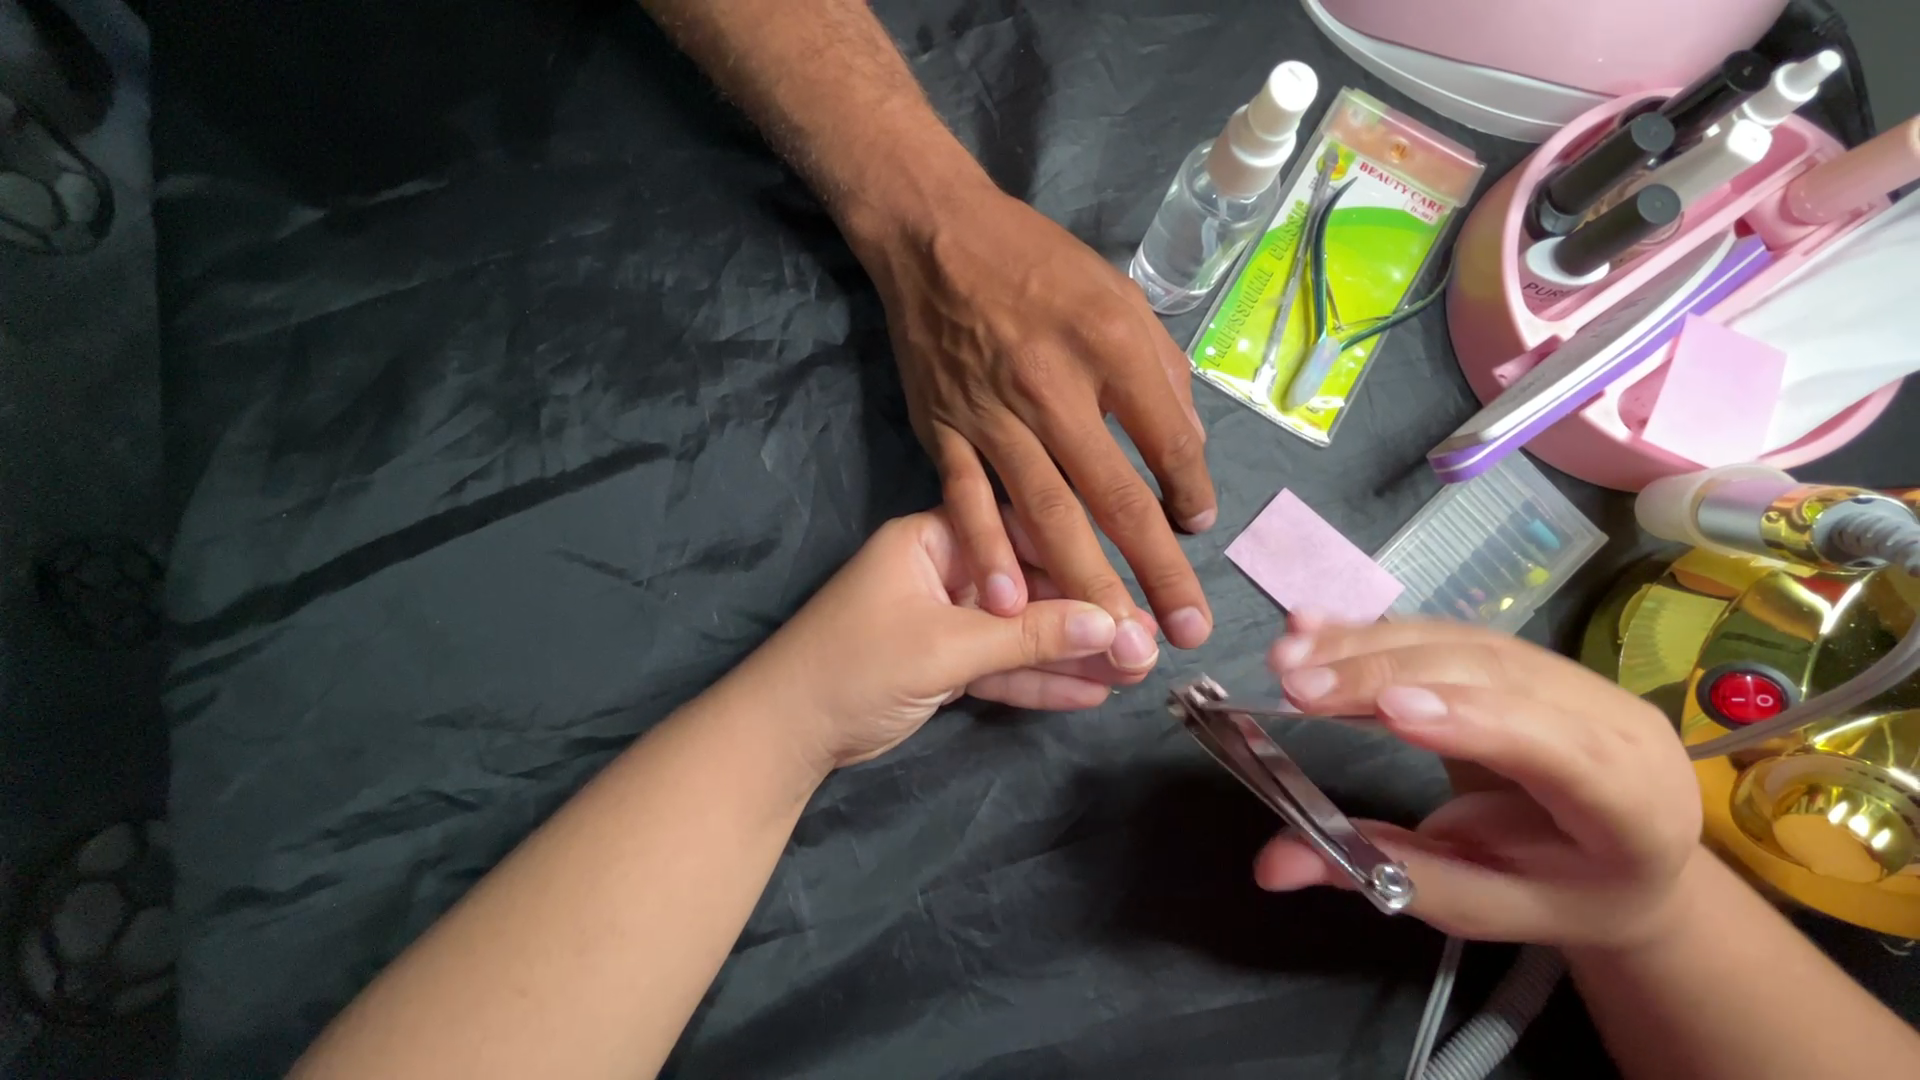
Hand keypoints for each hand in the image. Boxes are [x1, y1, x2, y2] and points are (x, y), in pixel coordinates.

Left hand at [737, 511, 1149, 772]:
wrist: (787, 733)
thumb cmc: (857, 665)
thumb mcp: (946, 645)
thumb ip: (1028, 636)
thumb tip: (1113, 627)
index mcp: (935, 539)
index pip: (1020, 533)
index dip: (1078, 559)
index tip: (1132, 586)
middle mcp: (945, 570)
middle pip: (1028, 588)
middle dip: (1084, 619)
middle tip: (1146, 643)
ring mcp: (946, 619)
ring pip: (1020, 633)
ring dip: (1071, 655)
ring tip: (1135, 672)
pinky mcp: (945, 663)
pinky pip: (1002, 666)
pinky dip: (1040, 680)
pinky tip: (1092, 692)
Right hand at [849, 180, 1216, 668]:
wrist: (936, 239)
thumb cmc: (1037, 263)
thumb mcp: (1119, 294)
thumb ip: (1159, 373)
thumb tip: (1186, 449)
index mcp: (1110, 347)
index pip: (1169, 441)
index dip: (1193, 492)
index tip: (1198, 526)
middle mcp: (1054, 390)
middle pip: (1114, 497)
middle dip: (1157, 572)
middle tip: (1187, 634)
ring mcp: (993, 418)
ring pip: (1047, 515)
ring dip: (1086, 583)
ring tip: (1118, 641)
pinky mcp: (946, 433)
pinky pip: (971, 504)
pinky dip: (991, 555)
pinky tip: (1012, 607)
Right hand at [1255, 615, 1703, 949]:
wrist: (1622, 850)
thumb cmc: (1558, 889)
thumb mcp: (1481, 904)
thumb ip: (1387, 874)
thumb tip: (1271, 867)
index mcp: (1634, 802)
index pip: (1564, 751)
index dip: (1476, 721)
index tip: (1385, 712)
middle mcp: (1610, 719)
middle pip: (1492, 676)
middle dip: (1384, 674)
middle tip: (1294, 686)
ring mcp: (1563, 674)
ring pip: (1456, 640)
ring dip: (1362, 644)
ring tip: (1286, 657)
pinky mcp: (1514, 653)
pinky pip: (1439, 630)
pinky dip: (1370, 629)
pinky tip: (1313, 626)